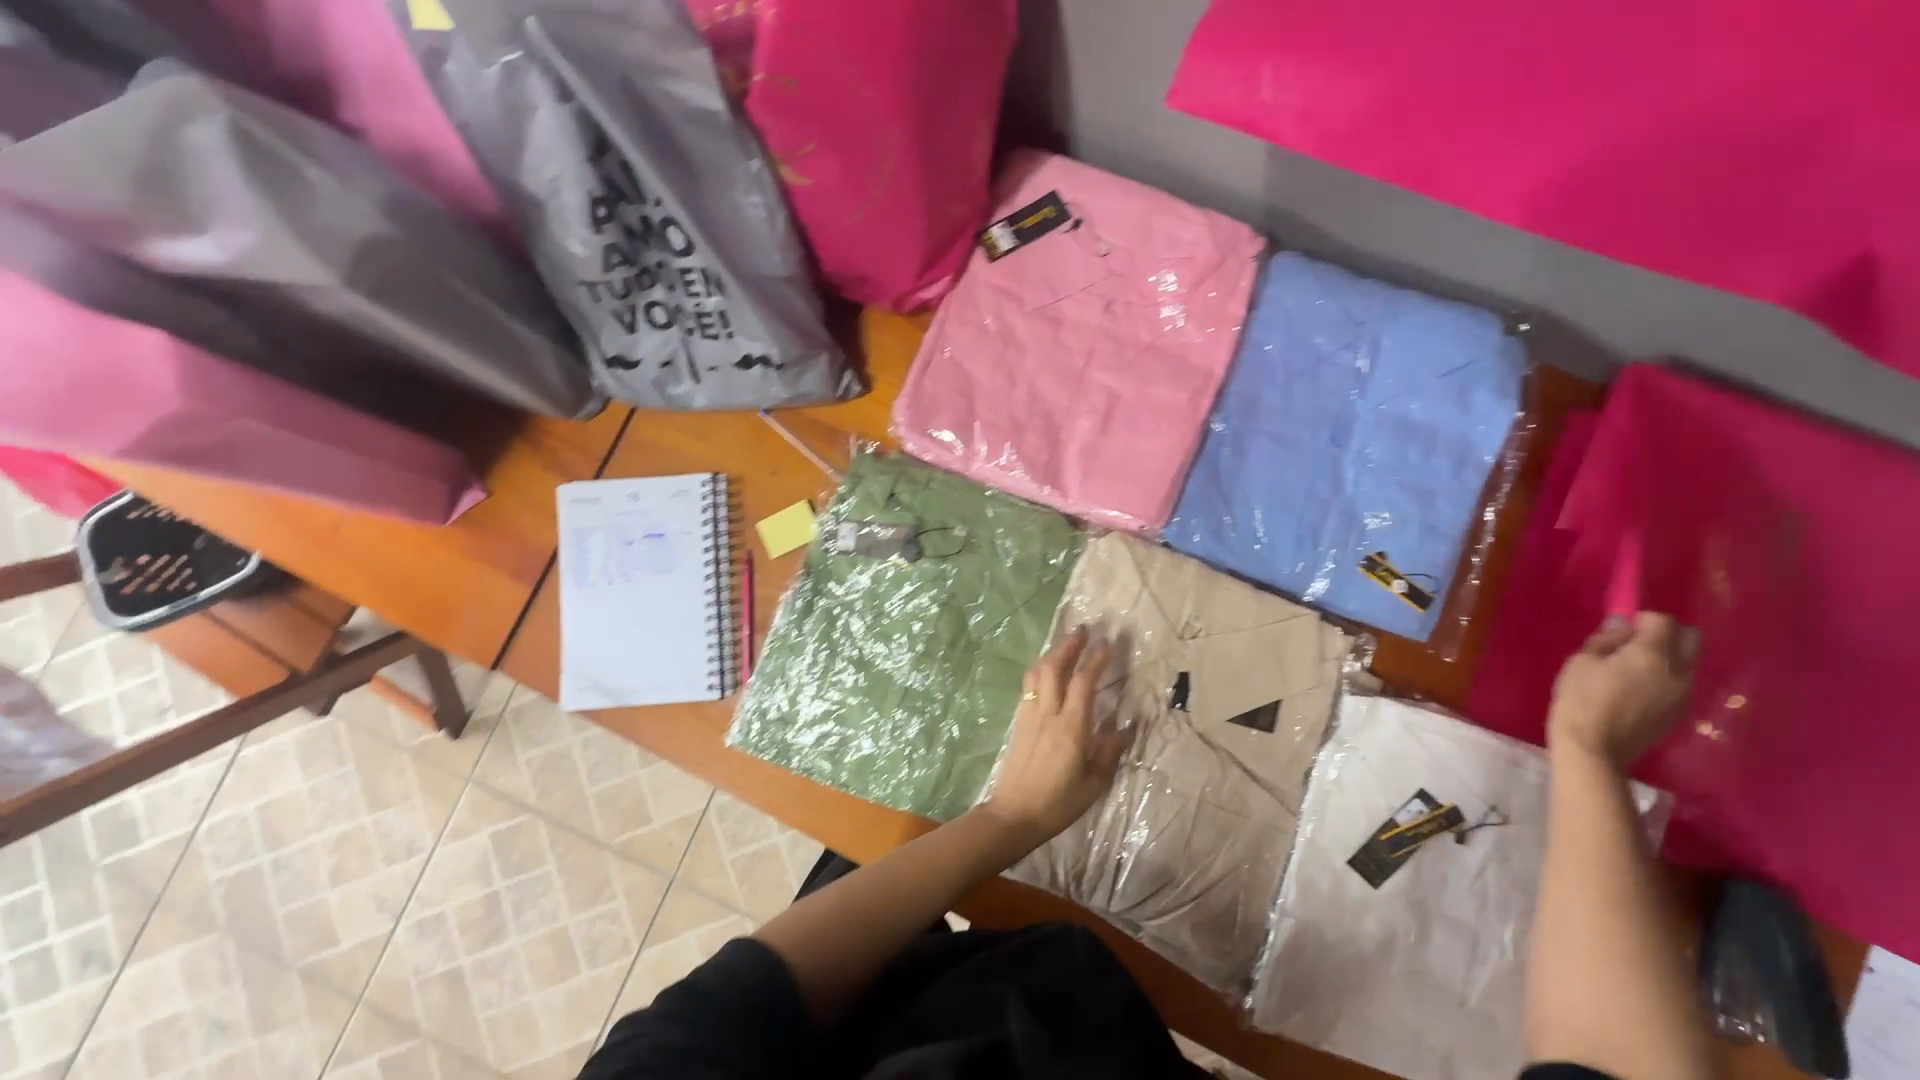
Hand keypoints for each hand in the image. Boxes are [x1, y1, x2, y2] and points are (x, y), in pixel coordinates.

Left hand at [980, 627, 1126, 851]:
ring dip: (1052, 655)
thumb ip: (1110, 752)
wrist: (1014, 815)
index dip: (1096, 660)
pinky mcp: (1018, 723)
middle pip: (1055, 668)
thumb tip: (1125, 727)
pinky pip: (1029, 688)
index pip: (1083, 683)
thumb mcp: (1094, 784)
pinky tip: (1046, 673)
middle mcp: (1048, 714)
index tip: (1107, 643)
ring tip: (1065, 645)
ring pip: (1038, 674)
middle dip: (1069, 646)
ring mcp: (1029, 716)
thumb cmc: (1058, 803)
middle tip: (1083, 630)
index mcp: (1071, 727)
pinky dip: (1040, 672)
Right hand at [1549, 612, 1698, 767]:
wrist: (1594, 749)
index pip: (1663, 620)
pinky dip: (1666, 677)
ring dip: (1668, 657)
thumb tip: (1621, 625)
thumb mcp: (1581, 663)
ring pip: (1689, 661)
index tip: (1620, 631)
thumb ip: (1605, 640)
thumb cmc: (1580, 701)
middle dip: (1667, 634)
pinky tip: (1638, 690)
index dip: (1641, 620)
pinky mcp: (1680, 711)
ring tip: (1633, 670)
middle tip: (1635, 644)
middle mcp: (1679, 671)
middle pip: (1692, 638)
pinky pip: (1681, 683)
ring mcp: (1684, 693)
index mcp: (1652, 654)